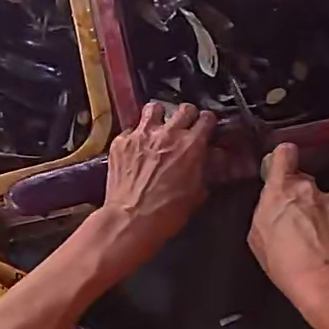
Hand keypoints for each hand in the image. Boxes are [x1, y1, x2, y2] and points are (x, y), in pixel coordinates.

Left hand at [92, 102, 216, 268]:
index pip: (206, 118)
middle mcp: (167, 134)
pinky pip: (131, 129)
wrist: (130, 220)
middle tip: (184, 126)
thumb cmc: (166, 213)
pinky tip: (136, 148)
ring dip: (159, 116)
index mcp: (191, 146)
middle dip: (186, 116)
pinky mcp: (121, 142)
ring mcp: (141, 135)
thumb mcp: (196, 194)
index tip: (205, 127)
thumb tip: (205, 163)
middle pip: (184, 108)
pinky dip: (136, 136)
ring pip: (154, 108)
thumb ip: (203, 172)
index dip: (207, 122)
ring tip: (158, 127)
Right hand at [248, 143, 328, 328]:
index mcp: (279, 190)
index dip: (282, 158)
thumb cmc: (286, 262)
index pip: (283, 155)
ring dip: (313, 213)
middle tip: (291, 221)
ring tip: (308, 240)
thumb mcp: (257, 237)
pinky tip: (323, 245)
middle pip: (300, 182)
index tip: (281, 161)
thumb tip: (270, 206)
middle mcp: (306, 188)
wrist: (325, 279)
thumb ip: (264, 211)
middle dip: (296, 196)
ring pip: (318, 199)